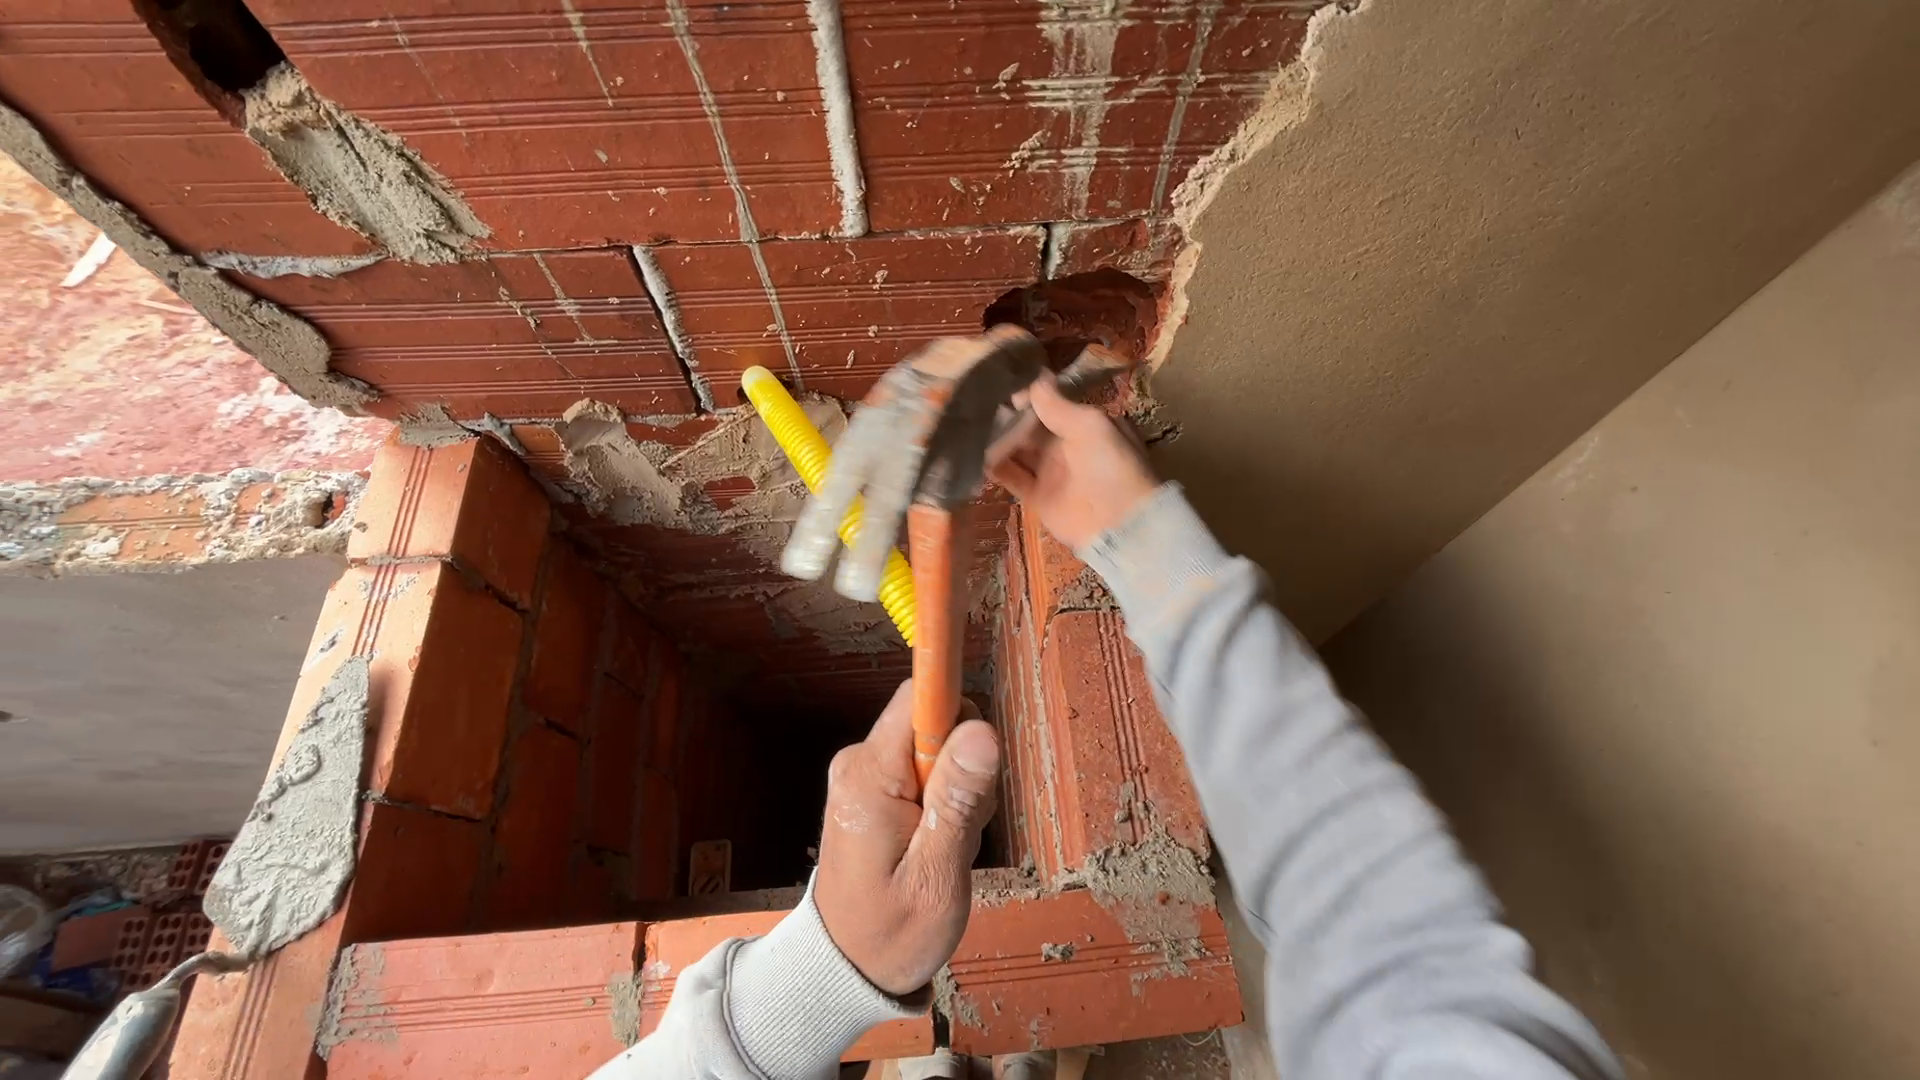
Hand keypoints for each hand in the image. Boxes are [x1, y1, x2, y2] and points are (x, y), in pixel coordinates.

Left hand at [813, 681, 1001, 995]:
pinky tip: (937, 844)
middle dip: (965, 769)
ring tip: (945, 848)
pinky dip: (944, 802)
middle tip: (960, 832)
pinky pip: (927, 769)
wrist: (846, 967)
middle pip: (936, 724)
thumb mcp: (936, 878)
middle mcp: (861, 761)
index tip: (981, 757)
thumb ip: (959, 801)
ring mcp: (866, 772)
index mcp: (869, 775)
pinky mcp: (876, 785)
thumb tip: (982, 730)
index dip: (957, 713)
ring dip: (958, 793)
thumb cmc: (890, 934)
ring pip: (939, 749)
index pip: (918, 699)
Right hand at [986, 376, 1160, 549]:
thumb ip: (1058, 404)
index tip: (1001, 384)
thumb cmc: (1110, 466)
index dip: (1028, 396)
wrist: (1119, 523)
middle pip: (1029, 427)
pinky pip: (1012, 477)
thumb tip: (1034, 377)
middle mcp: (1065, 445)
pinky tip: (976, 453)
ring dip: (998, 439)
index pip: (1050, 404)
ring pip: (1017, 450)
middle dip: (1007, 416)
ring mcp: (1050, 472)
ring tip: (970, 424)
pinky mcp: (1037, 496)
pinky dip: (995, 467)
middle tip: (977, 403)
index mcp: (1084, 425)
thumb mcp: (1090, 425)